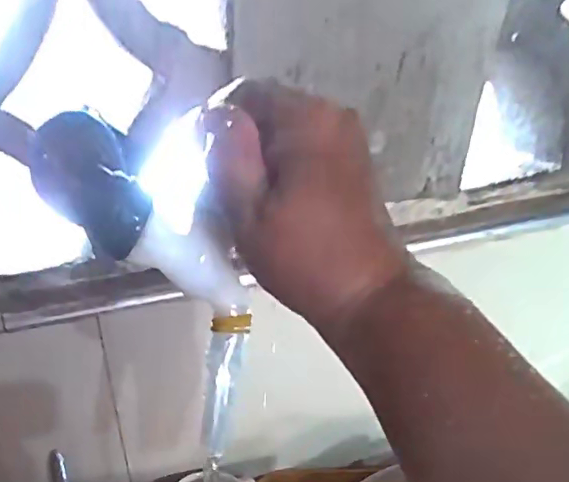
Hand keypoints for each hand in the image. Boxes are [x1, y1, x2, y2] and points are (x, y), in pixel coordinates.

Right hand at [202, 80, 412, 338]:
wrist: (367, 297)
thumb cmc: (305, 260)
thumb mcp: (250, 214)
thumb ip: (227, 158)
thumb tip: (212, 119)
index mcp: (307, 118)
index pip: (243, 95)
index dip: (214, 128)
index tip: (201, 170)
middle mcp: (333, 116)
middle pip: (266, 116)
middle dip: (238, 150)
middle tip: (220, 197)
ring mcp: (347, 143)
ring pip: (285, 140)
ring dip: (260, 168)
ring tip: (245, 211)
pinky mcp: (352, 170)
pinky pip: (305, 158)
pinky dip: (283, 179)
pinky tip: (273, 215)